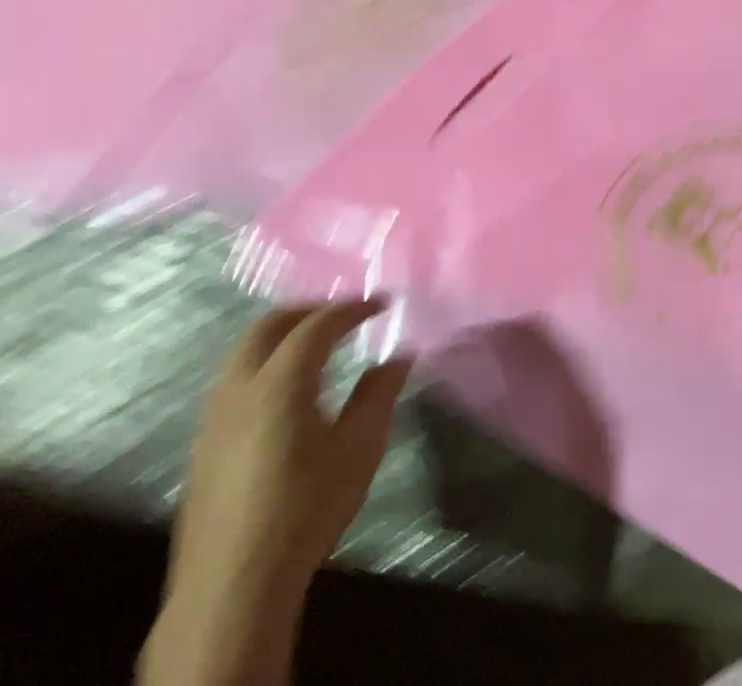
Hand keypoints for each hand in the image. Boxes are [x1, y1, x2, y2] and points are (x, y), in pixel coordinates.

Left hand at [170, 300, 410, 595]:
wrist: (237, 575)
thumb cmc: (310, 504)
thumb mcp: (361, 446)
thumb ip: (378, 393)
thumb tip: (399, 354)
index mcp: (279, 386)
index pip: (315, 328)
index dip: (351, 309)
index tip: (383, 303)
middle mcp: (238, 391)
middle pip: (265, 329)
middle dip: (308, 311)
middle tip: (348, 311)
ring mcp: (214, 417)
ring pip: (243, 354)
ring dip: (284, 336)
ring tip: (324, 343)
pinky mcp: (207, 441)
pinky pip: (236, 380)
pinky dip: (268, 363)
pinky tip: (295, 387)